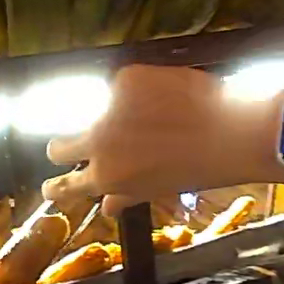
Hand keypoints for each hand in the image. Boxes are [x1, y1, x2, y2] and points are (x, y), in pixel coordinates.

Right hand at [44, 65, 283, 212]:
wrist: (231, 129)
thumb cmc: (201, 167)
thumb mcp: (160, 189)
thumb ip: (128, 194)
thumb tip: (108, 204)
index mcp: (106, 176)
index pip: (64, 186)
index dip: (56, 187)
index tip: (51, 186)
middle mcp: (97, 142)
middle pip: (58, 146)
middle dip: (64, 149)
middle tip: (81, 146)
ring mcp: (108, 107)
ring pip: (88, 111)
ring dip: (104, 118)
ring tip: (142, 117)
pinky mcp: (124, 79)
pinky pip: (118, 86)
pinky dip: (133, 92)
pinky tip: (161, 96)